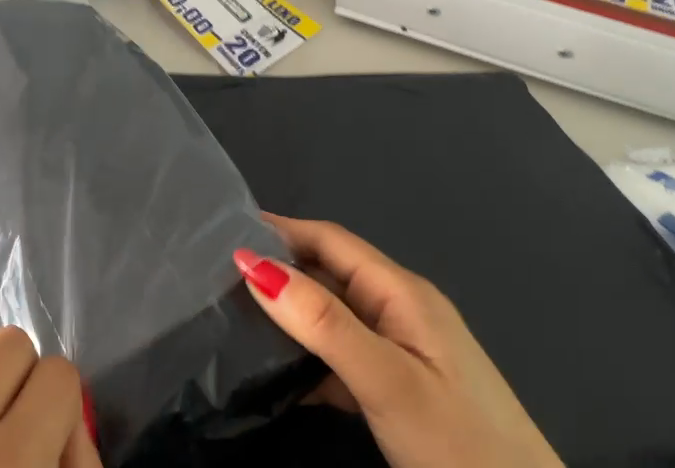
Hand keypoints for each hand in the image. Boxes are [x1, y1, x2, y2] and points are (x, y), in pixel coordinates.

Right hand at [234, 215, 560, 467]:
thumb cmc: (460, 443)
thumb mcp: (387, 380)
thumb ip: (322, 322)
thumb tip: (251, 263)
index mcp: (403, 293)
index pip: (330, 240)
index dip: (278, 231)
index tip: (221, 232)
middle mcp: (402, 311)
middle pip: (329, 273)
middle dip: (276, 269)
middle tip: (215, 276)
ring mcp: (404, 351)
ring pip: (333, 316)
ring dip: (289, 314)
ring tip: (232, 319)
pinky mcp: (401, 389)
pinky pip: (342, 356)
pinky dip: (307, 358)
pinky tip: (274, 376)